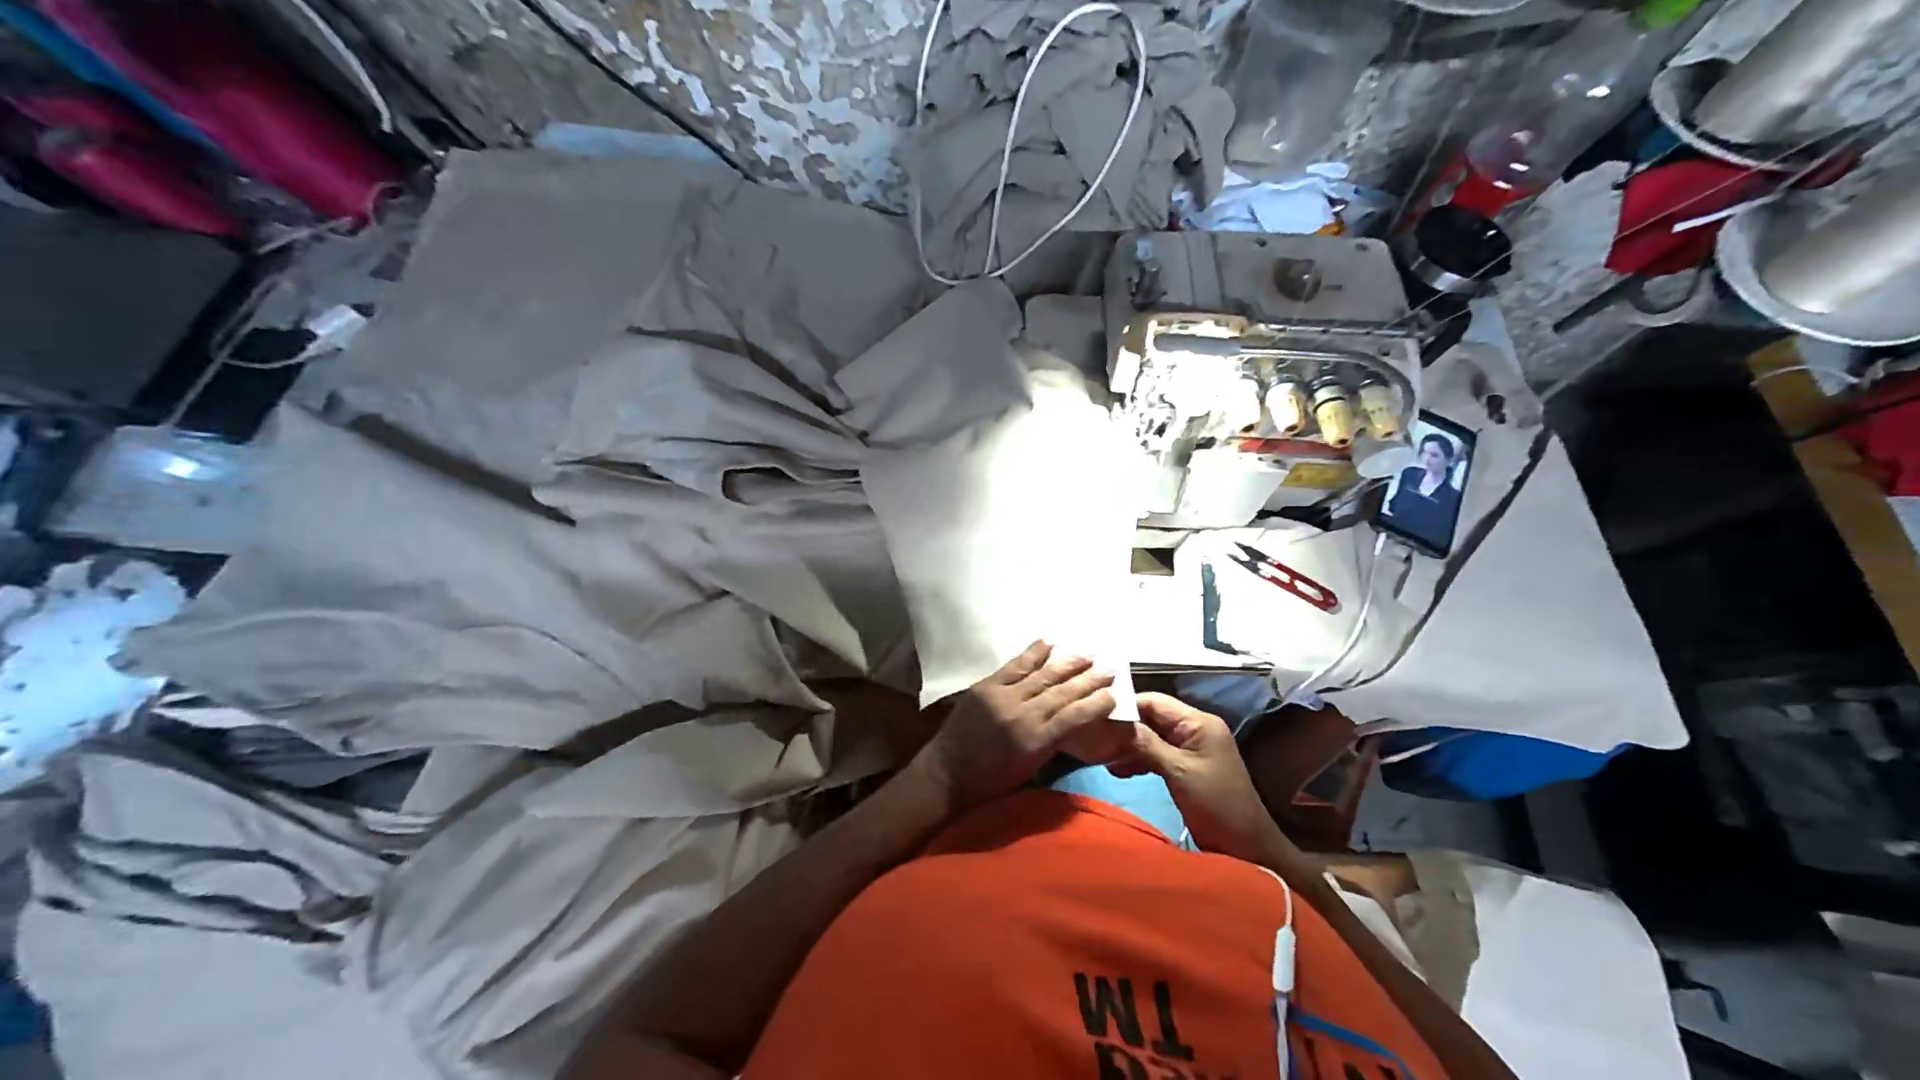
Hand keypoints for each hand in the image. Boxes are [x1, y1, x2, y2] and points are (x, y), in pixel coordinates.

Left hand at [907, 640, 1117, 814]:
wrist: (946, 774)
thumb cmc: (991, 781)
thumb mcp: (1030, 768)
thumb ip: (1052, 743)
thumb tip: (1074, 720)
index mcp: (1036, 742)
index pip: (1075, 717)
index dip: (1096, 704)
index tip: (1114, 694)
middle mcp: (1022, 716)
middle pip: (1062, 693)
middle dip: (1088, 680)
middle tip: (1109, 667)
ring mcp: (1002, 698)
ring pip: (1042, 676)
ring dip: (1067, 663)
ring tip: (1087, 654)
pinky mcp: (985, 687)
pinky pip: (1014, 666)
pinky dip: (1033, 654)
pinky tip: (1049, 642)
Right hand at [1111, 693, 1283, 861]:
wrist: (1246, 847)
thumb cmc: (1216, 804)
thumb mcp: (1178, 771)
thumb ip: (1147, 743)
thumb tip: (1115, 722)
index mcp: (1198, 722)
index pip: (1154, 702)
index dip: (1126, 707)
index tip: (1097, 718)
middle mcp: (1194, 729)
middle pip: (1151, 718)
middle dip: (1125, 729)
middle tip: (1096, 741)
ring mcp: (1191, 749)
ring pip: (1152, 737)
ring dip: (1129, 747)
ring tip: (1104, 758)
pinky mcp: (1185, 767)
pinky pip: (1157, 754)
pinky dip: (1139, 760)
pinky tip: (1119, 770)